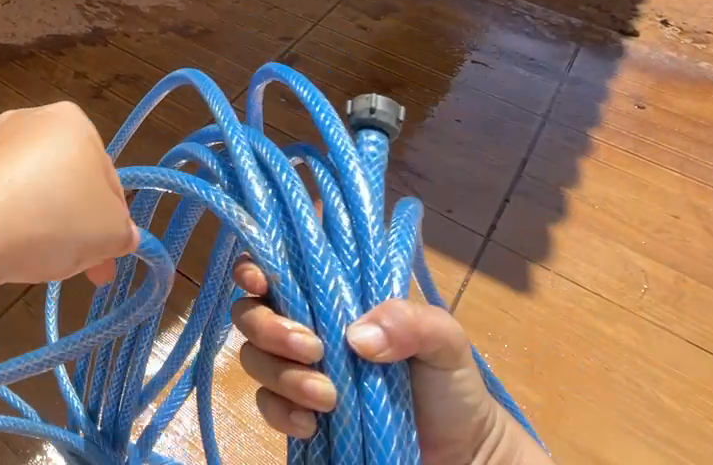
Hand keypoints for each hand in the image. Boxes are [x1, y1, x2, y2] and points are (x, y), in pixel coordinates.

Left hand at [0, 102, 140, 292]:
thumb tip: (121, 235)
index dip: (114, 222)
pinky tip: (12, 250)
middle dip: (81, 227)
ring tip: (46, 264)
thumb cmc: (53, 218)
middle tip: (87, 270)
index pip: (109, 177)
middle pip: (71, 182)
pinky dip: (15, 222)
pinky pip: (4, 198)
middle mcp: (32, 119)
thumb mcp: (111, 233)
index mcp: (73, 120)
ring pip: (38, 191)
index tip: (110, 257)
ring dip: (49, 227)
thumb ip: (124, 233)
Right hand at [230, 258, 545, 464]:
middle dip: (268, 328)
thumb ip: (408, 321)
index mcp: (325, 296)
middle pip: (247, 311)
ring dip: (281, 374)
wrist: (464, 454)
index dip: (251, 268)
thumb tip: (356, 337)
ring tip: (328, 397)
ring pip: (252, 357)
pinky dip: (281, 411)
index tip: (260, 283)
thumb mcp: (443, 339)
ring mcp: (295, 369)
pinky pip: (265, 404)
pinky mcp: (296, 410)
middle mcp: (300, 325)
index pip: (271, 266)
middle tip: (311, 350)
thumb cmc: (450, 382)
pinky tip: (312, 424)